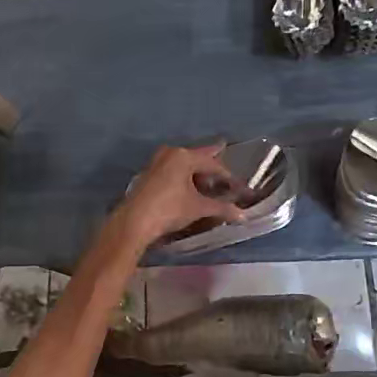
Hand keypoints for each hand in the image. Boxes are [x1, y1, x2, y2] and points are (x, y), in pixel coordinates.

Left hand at [110, 143, 248, 248]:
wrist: (134, 222)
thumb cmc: (169, 209)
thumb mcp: (198, 208)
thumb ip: (222, 209)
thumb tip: (242, 215)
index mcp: (184, 156)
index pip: (213, 164)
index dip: (228, 177)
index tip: (239, 187)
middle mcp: (170, 154)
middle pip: (197, 158)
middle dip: (212, 165)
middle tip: (225, 162)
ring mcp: (157, 163)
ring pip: (184, 164)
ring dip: (197, 173)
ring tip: (209, 183)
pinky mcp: (149, 175)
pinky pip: (174, 171)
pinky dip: (185, 177)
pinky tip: (190, 188)